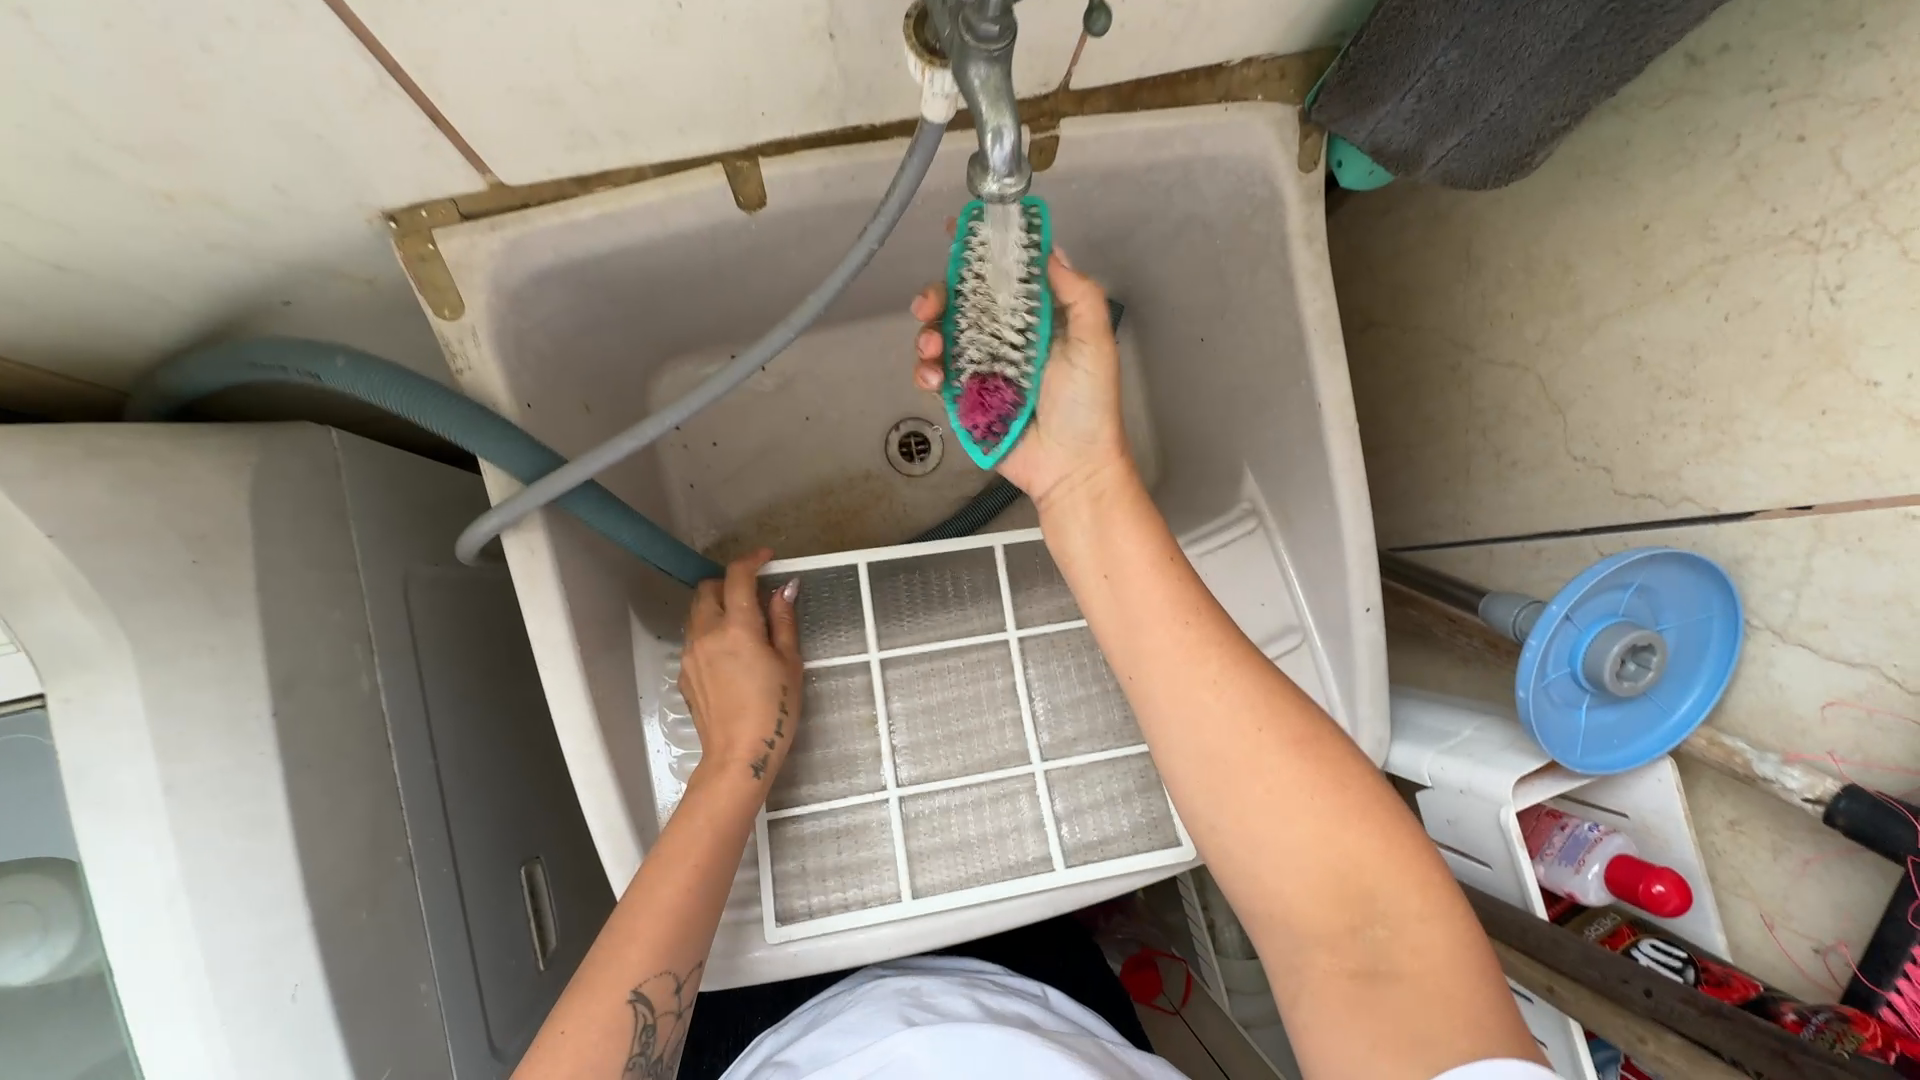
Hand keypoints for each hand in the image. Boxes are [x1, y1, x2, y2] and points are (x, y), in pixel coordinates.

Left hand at [680, 550, 802, 788]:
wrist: (738, 755)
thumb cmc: (774, 709)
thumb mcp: (790, 662)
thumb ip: (784, 621)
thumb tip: (784, 589)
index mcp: (737, 628)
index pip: (737, 578)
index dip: (752, 560)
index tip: (767, 558)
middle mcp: (706, 634)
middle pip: (707, 589)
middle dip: (729, 583)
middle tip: (754, 594)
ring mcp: (690, 654)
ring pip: (696, 613)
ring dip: (716, 606)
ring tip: (743, 622)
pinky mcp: (684, 673)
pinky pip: (694, 638)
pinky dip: (710, 631)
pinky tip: (731, 652)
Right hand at [911, 248, 1134, 510]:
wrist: (1071, 466)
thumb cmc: (1089, 404)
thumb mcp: (1095, 342)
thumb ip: (1077, 294)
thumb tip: (1050, 251)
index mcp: (1035, 318)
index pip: (1004, 275)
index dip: (980, 251)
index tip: (955, 230)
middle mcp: (1005, 338)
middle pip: (961, 302)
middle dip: (938, 294)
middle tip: (929, 304)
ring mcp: (982, 368)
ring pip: (942, 335)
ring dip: (928, 333)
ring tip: (931, 346)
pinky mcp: (966, 399)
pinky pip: (936, 376)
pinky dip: (926, 371)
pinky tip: (933, 377)